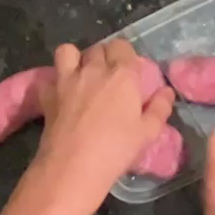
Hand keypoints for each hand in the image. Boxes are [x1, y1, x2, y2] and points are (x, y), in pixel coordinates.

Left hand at [22, 40, 174, 214]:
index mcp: (122, 75)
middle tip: (110, 77)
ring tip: (82, 75)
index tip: (130, 72)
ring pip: (68, 51)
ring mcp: (67, 79)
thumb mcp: (148, 132)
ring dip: (76, 58)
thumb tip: (167, 91)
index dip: (126, 56)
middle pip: (99, 48)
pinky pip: (50, 76)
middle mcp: (94, 69)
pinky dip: (55, 82)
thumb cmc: (117, 149)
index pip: (124, 47)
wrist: (73, 167)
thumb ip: (160, 108)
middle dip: (105, 56)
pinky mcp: (48, 94)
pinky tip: (61, 95)